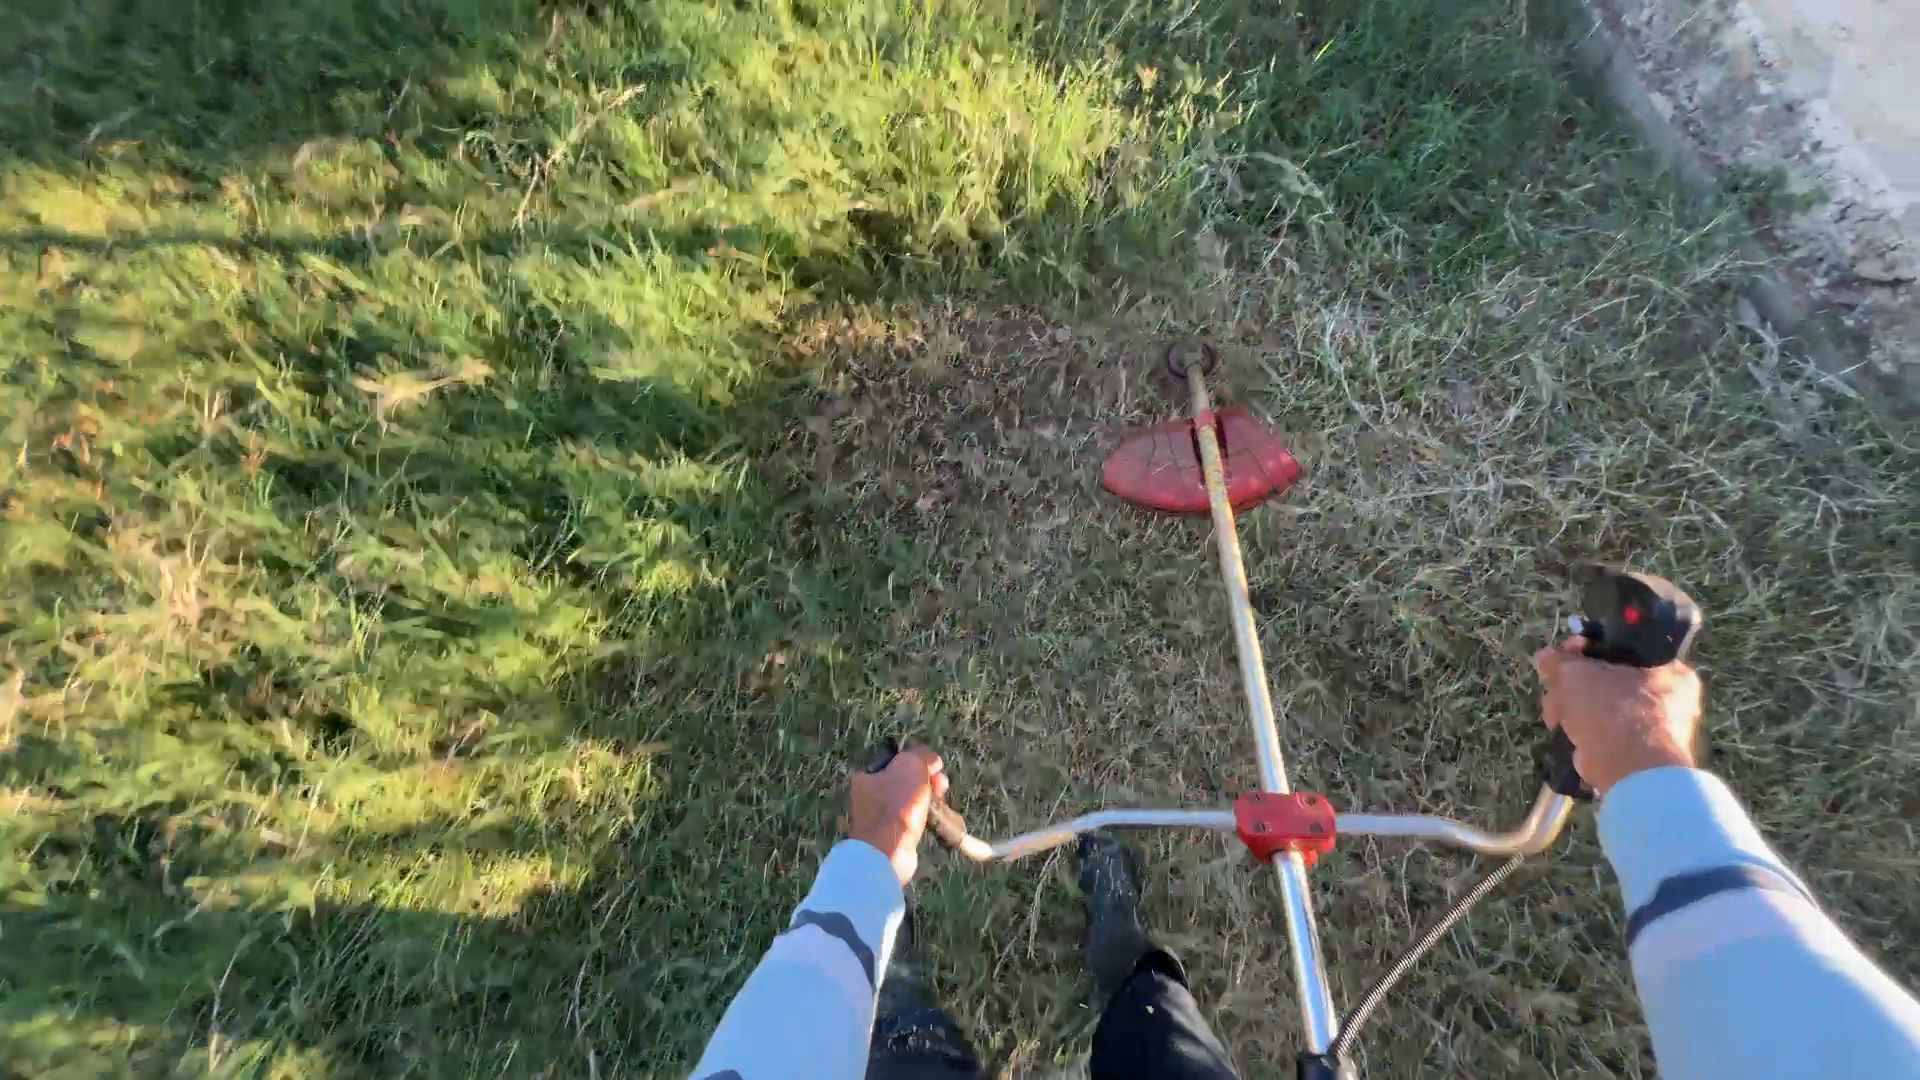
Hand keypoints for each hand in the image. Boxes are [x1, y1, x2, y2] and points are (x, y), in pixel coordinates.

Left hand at [849, 746, 947, 884]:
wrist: (889, 851)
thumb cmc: (897, 803)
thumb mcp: (911, 765)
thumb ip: (922, 755)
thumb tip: (933, 761)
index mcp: (868, 774)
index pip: (899, 759)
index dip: (920, 761)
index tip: (936, 768)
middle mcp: (869, 793)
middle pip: (907, 779)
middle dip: (929, 779)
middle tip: (941, 786)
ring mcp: (879, 816)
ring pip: (911, 799)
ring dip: (930, 797)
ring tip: (941, 802)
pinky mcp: (891, 835)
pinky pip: (912, 818)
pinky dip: (925, 816)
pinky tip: (936, 817)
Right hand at [1532, 637, 1703, 793]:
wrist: (1629, 768)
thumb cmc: (1610, 711)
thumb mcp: (1575, 674)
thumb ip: (1558, 659)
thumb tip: (1546, 655)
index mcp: (1669, 669)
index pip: (1622, 648)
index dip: (1588, 648)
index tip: (1566, 653)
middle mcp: (1670, 695)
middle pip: (1605, 677)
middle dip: (1572, 684)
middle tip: (1557, 688)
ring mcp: (1656, 723)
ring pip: (1599, 701)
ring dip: (1570, 705)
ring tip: (1557, 716)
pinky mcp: (1639, 745)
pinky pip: (1603, 724)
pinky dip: (1582, 725)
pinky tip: (1566, 729)